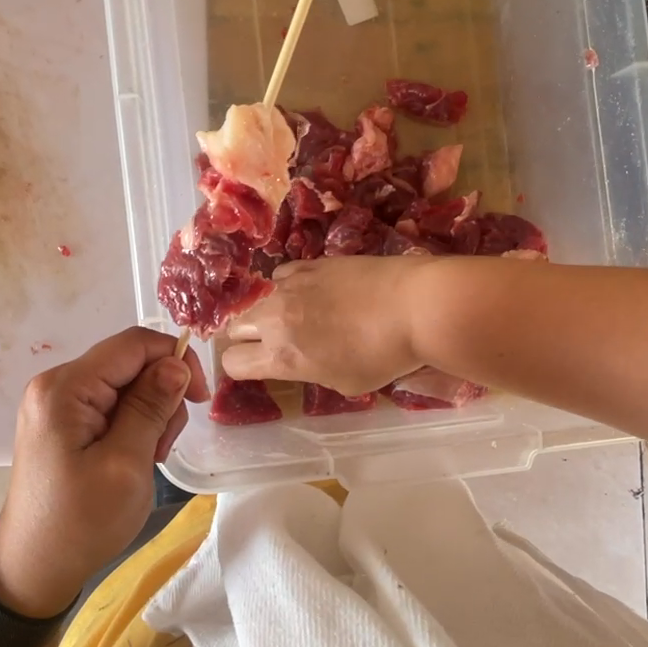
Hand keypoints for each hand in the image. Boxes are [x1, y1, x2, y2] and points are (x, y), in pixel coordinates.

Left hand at [0, 327, 210, 618]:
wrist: (34, 568)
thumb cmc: (81, 521)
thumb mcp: (126, 464)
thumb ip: (151, 407)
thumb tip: (176, 362)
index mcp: (66, 388)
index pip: (134, 344)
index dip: (175, 359)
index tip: (200, 400)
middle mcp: (56, 384)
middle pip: (130, 363)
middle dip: (160, 397)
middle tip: (160, 449)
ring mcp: (57, 404)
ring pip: (125, 385)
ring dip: (148, 416)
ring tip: (144, 461)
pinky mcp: (62, 423)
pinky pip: (110, 406)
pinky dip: (131, 427)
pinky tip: (131, 459)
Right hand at [221, 255, 436, 395]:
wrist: (415, 306)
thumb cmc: (385, 356)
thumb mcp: (344, 383)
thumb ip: (311, 371)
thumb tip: (305, 359)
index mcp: (282, 357)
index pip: (232, 363)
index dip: (242, 367)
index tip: (259, 367)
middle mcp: (275, 319)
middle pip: (234, 328)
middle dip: (247, 337)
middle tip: (272, 343)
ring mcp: (290, 287)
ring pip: (257, 299)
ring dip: (268, 310)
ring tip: (298, 316)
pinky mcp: (309, 264)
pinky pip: (282, 276)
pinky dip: (289, 287)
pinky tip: (314, 292)